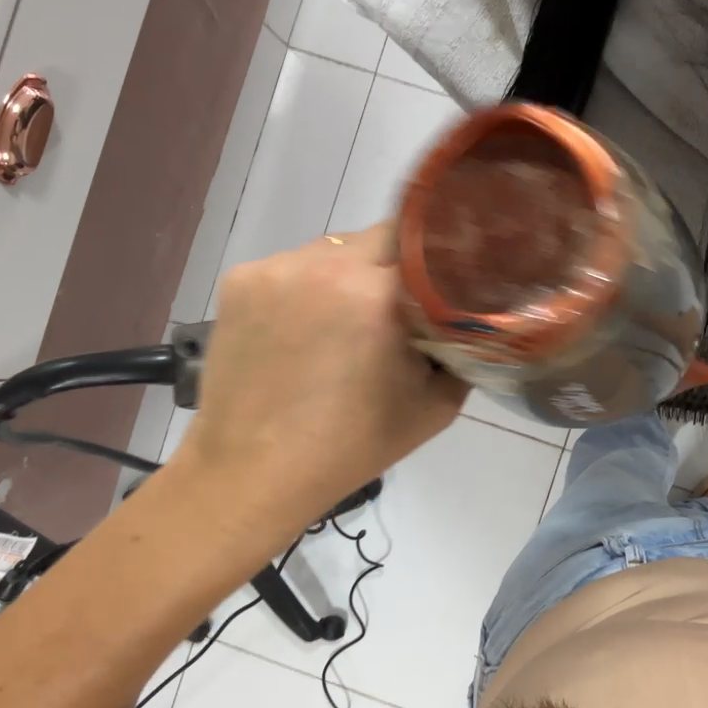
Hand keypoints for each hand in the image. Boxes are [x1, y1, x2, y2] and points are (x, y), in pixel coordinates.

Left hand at [177, 226, 467, 515]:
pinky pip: (292, 267)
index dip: (440, 258)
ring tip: (345, 324)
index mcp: (379, 294)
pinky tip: (304, 331)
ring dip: (349, 275)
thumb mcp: (436, 405)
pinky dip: (307, 289)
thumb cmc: (353, 445)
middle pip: (379, 237)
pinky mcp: (241, 281)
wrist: (254, 470)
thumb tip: (467, 321)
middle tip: (398, 308)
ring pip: (333, 250)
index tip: (446, 283)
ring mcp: (277, 269)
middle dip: (395, 265)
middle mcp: (327, 266)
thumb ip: (461, 350)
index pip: (425, 241)